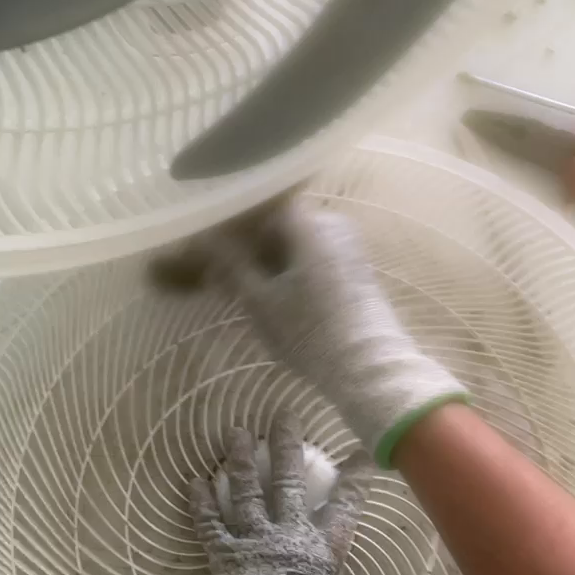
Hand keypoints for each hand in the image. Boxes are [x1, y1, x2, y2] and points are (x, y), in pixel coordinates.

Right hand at [182, 200, 465, 465]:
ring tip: (246, 286)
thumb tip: (208, 240)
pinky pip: (315, 258)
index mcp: (308, 222)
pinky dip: (293, 270)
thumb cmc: (307, 330)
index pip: (261, 207)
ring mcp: (348, 246)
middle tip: (224, 270)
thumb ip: (232, 265)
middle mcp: (332, 223)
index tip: (213, 244)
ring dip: (271, 260)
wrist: (366, 367)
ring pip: (297, 243)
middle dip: (252, 245)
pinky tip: (275, 294)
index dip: (234, 223)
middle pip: (280, 225)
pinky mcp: (355, 270)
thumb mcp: (259, 300)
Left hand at [187, 418, 370, 574]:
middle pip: (288, 481)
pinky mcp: (224, 553)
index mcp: (322, 552)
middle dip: (287, 446)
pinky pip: (209, 522)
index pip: (344, 507)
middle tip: (283, 416)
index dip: (355, 478)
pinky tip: (193, 480)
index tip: (362, 451)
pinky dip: (200, 502)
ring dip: (241, 460)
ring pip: (246, 490)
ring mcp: (254, 540)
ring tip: (237, 432)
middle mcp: (288, 535)